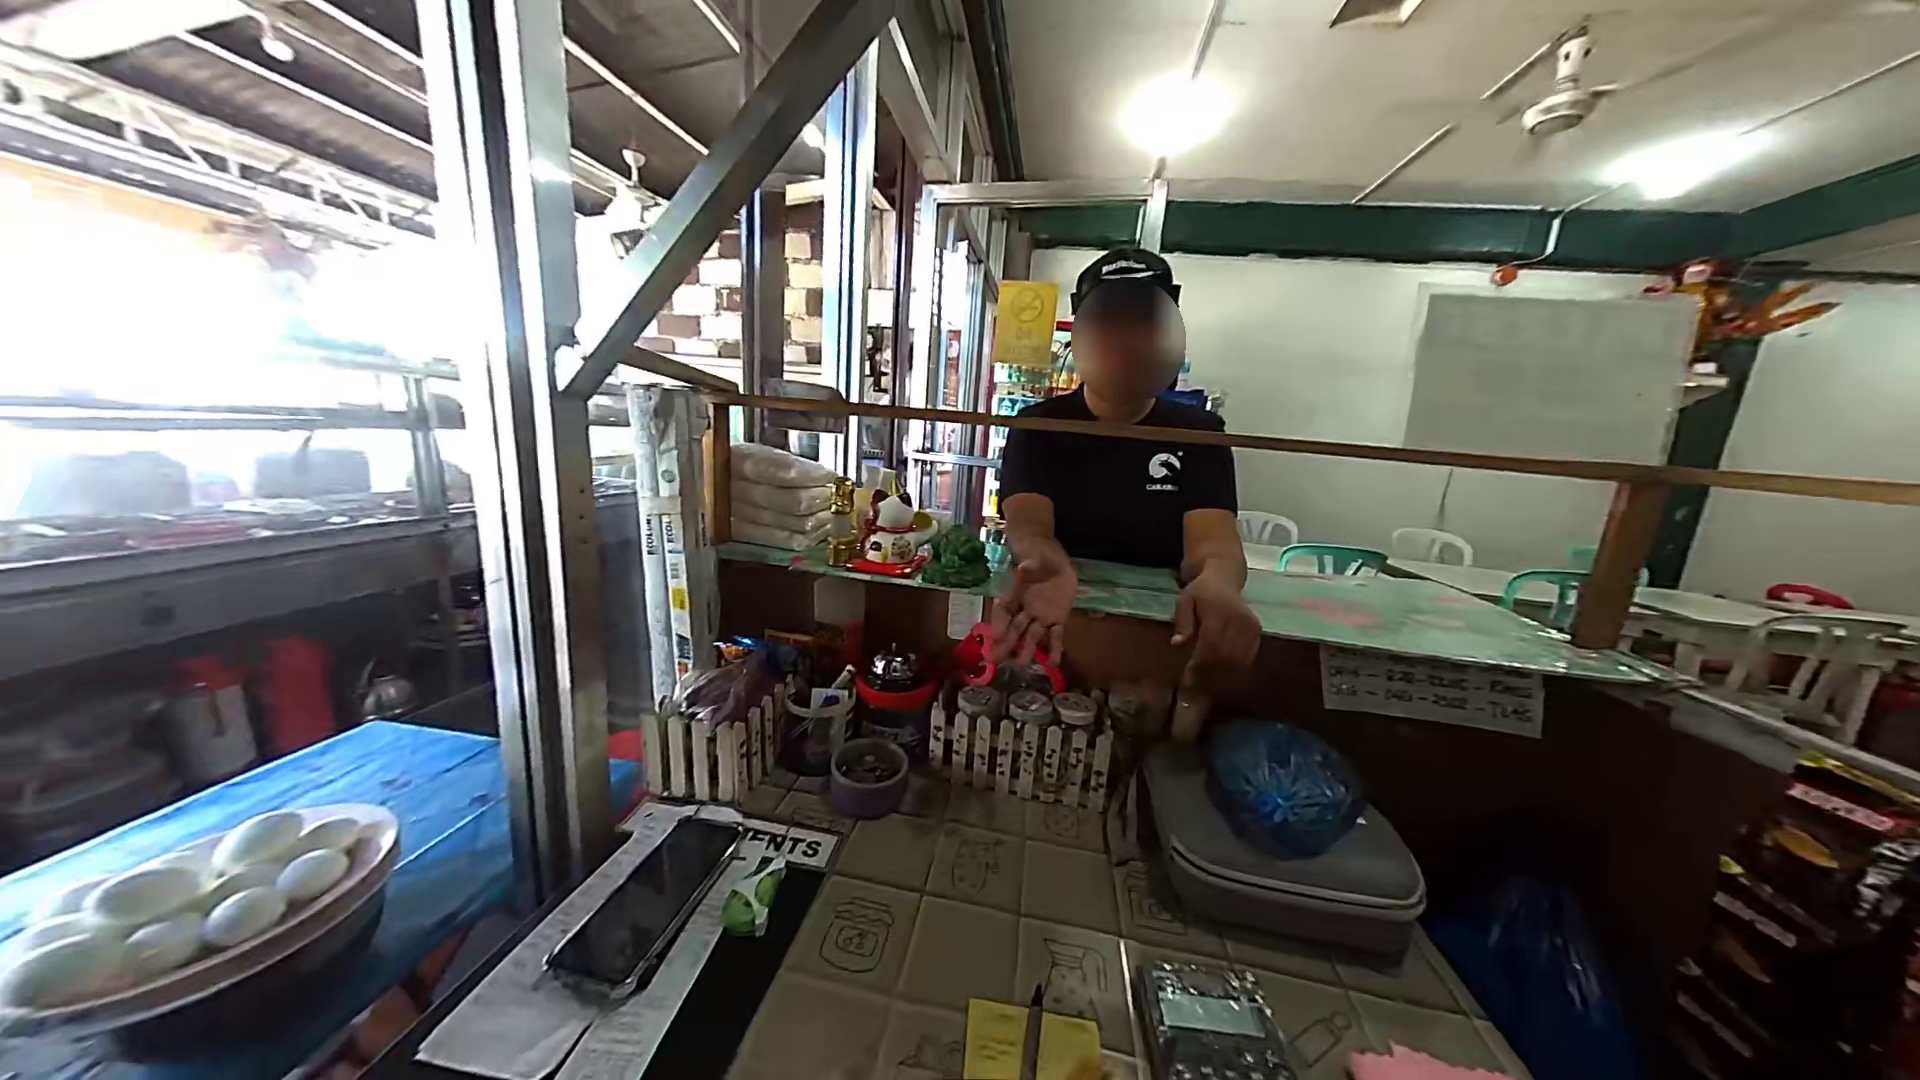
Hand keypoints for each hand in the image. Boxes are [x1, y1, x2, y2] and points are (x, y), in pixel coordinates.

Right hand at [990, 543, 1075, 663]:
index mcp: (1015, 595)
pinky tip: (1053, 662)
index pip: (1003, 611)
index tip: (994, 636)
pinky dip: (1054, 648)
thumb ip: (1028, 567)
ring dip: (1026, 650)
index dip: (998, 623)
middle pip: (1013, 629)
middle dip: (1005, 644)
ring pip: (1031, 636)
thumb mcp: (1033, 560)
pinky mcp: (1057, 619)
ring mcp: (1040, 617)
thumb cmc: (1039, 560)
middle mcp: (1024, 610)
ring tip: (1022, 664)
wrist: (1054, 563)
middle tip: (995, 660)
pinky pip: (1055, 636)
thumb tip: (1022, 569)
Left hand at [1171, 570, 1260, 686]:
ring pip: (1238, 658)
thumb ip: (1183, 621)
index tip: (1187, 677)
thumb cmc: (1200, 590)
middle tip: (1194, 679)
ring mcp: (1249, 625)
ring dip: (1222, 671)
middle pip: (1225, 655)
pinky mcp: (1256, 629)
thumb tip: (1177, 644)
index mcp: (1217, 611)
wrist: (1224, 577)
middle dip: (1209, 671)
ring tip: (1207, 676)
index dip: (1199, 664)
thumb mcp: (1185, 600)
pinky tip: (1223, 668)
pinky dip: (1236, 665)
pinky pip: (1249, 654)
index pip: (1210, 644)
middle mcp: (1237, 619)